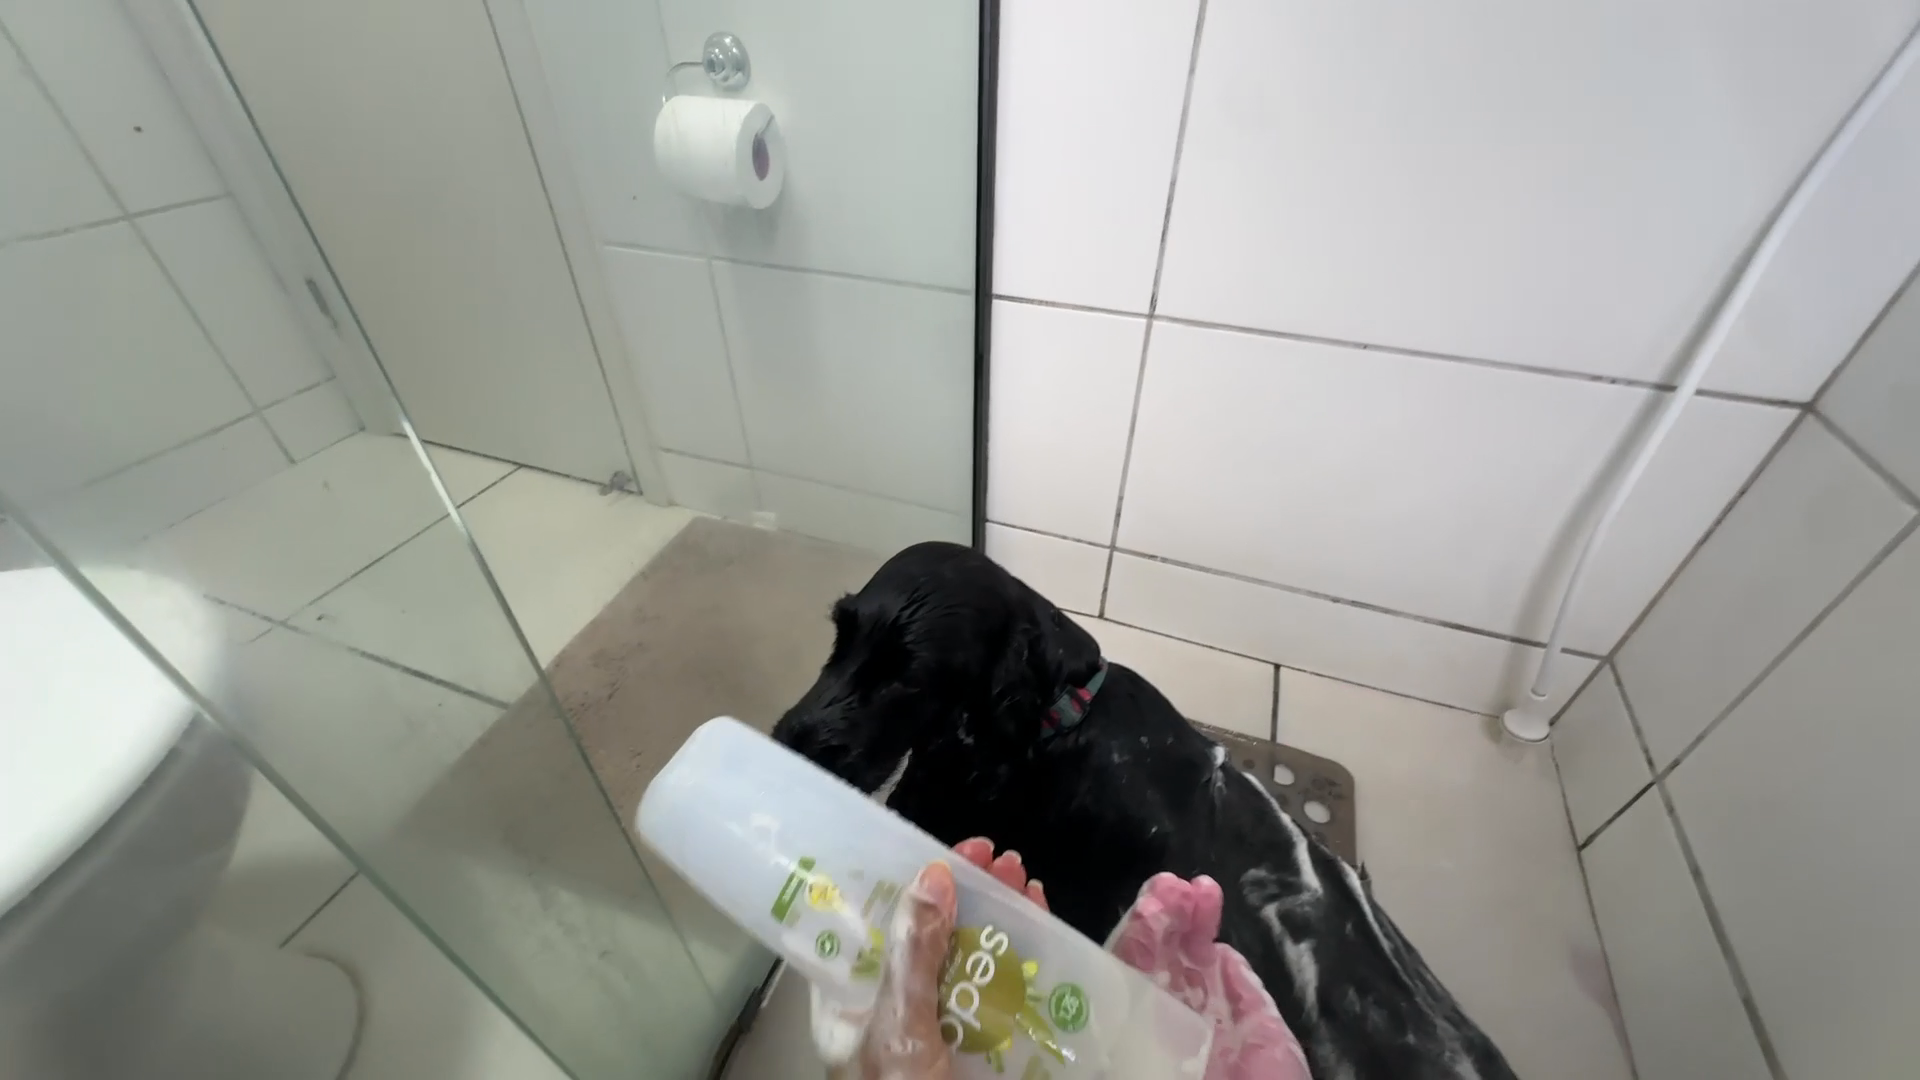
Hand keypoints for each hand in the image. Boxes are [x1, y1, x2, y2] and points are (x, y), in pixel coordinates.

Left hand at [844, 840, 1043, 1078]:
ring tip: (1019, 875)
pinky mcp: (975, 1034)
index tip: (936, 851)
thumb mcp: (901, 1031)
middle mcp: (890, 1001)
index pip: (867, 919)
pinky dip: (1014, 942)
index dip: (900, 878)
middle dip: (959, 887)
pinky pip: (992, 977)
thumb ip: (913, 954)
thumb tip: (932, 873)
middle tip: (992, 856)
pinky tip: (1035, 913)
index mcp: (851, 998)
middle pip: (922, 925)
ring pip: (962, 945)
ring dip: (992, 906)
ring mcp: (935, 1017)